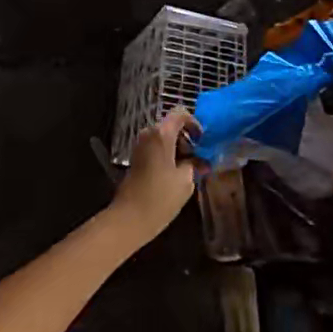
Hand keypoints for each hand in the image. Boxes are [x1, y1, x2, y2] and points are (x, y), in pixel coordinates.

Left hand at [112, 109, 199, 238]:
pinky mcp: (136, 157)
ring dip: (177, 148)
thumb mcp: (185, 181)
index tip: (202, 141)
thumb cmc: (160, 197)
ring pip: (163, 137)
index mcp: (162, 133)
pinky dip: (167, 154)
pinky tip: (175, 174)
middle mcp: (149, 133)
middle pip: (171, 125)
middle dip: (187, 139)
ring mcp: (140, 145)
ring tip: (189, 168)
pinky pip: (155, 147)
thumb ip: (195, 165)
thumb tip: (203, 161)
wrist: (129, 218)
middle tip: (199, 158)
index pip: (180, 113)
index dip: (194, 123)